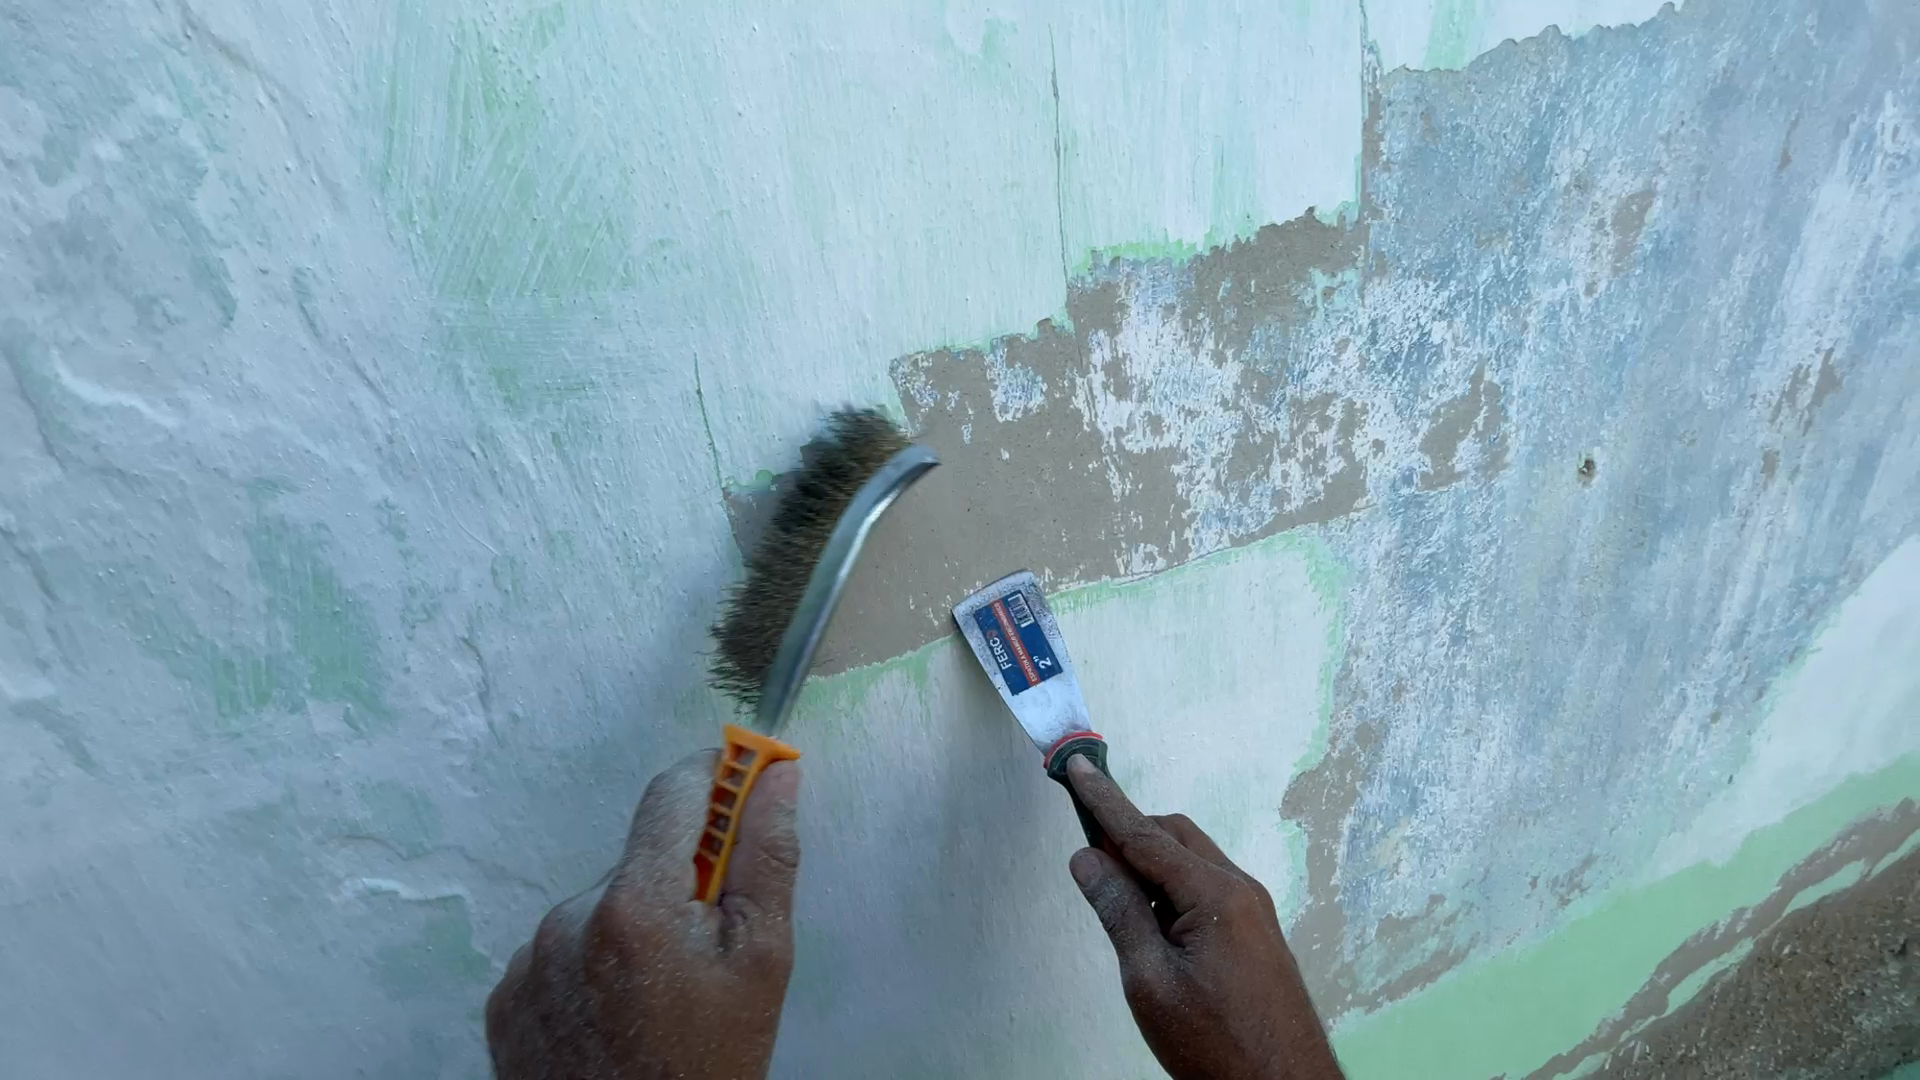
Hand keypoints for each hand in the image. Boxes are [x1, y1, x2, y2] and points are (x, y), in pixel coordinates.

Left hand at [486, 750, 801, 1079]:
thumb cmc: (716, 1056)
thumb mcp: (765, 954)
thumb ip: (769, 851)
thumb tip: (778, 772)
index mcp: (634, 903)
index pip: (674, 791)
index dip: (716, 776)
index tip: (744, 786)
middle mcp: (566, 918)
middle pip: (643, 851)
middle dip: (685, 867)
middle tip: (715, 927)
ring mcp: (527, 959)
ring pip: (607, 896)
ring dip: (642, 911)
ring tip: (666, 979)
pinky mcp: (505, 995)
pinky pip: (568, 939)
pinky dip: (601, 950)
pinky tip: (621, 1002)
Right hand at [1064, 755, 1342, 1079]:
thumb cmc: (1213, 1045)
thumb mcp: (1150, 981)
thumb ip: (1118, 909)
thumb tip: (1087, 856)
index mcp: (1214, 893)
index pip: (1143, 833)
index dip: (1104, 799)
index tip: (1078, 763)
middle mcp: (1239, 887)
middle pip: (1173, 836)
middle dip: (1130, 834)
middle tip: (1094, 863)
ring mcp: (1253, 909)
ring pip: (1190, 859)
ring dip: (1151, 864)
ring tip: (1125, 908)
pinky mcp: (1256, 932)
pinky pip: (1206, 885)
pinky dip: (1172, 886)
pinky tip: (1157, 928)